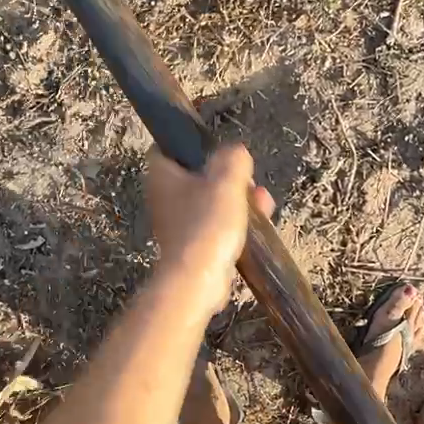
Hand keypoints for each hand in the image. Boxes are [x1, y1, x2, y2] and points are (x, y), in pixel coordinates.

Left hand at [144, 144, 274, 315]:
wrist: (198, 279)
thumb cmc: (208, 224)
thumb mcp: (226, 180)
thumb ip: (233, 159)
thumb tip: (235, 152)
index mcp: (162, 176)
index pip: (167, 148)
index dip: (193, 144)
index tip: (217, 150)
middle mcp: (163, 198)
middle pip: (196, 176)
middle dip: (227, 177)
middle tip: (248, 182)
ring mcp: (176, 224)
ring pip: (209, 201)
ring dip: (237, 200)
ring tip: (262, 203)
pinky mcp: (191, 246)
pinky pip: (214, 225)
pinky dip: (234, 222)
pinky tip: (257, 225)